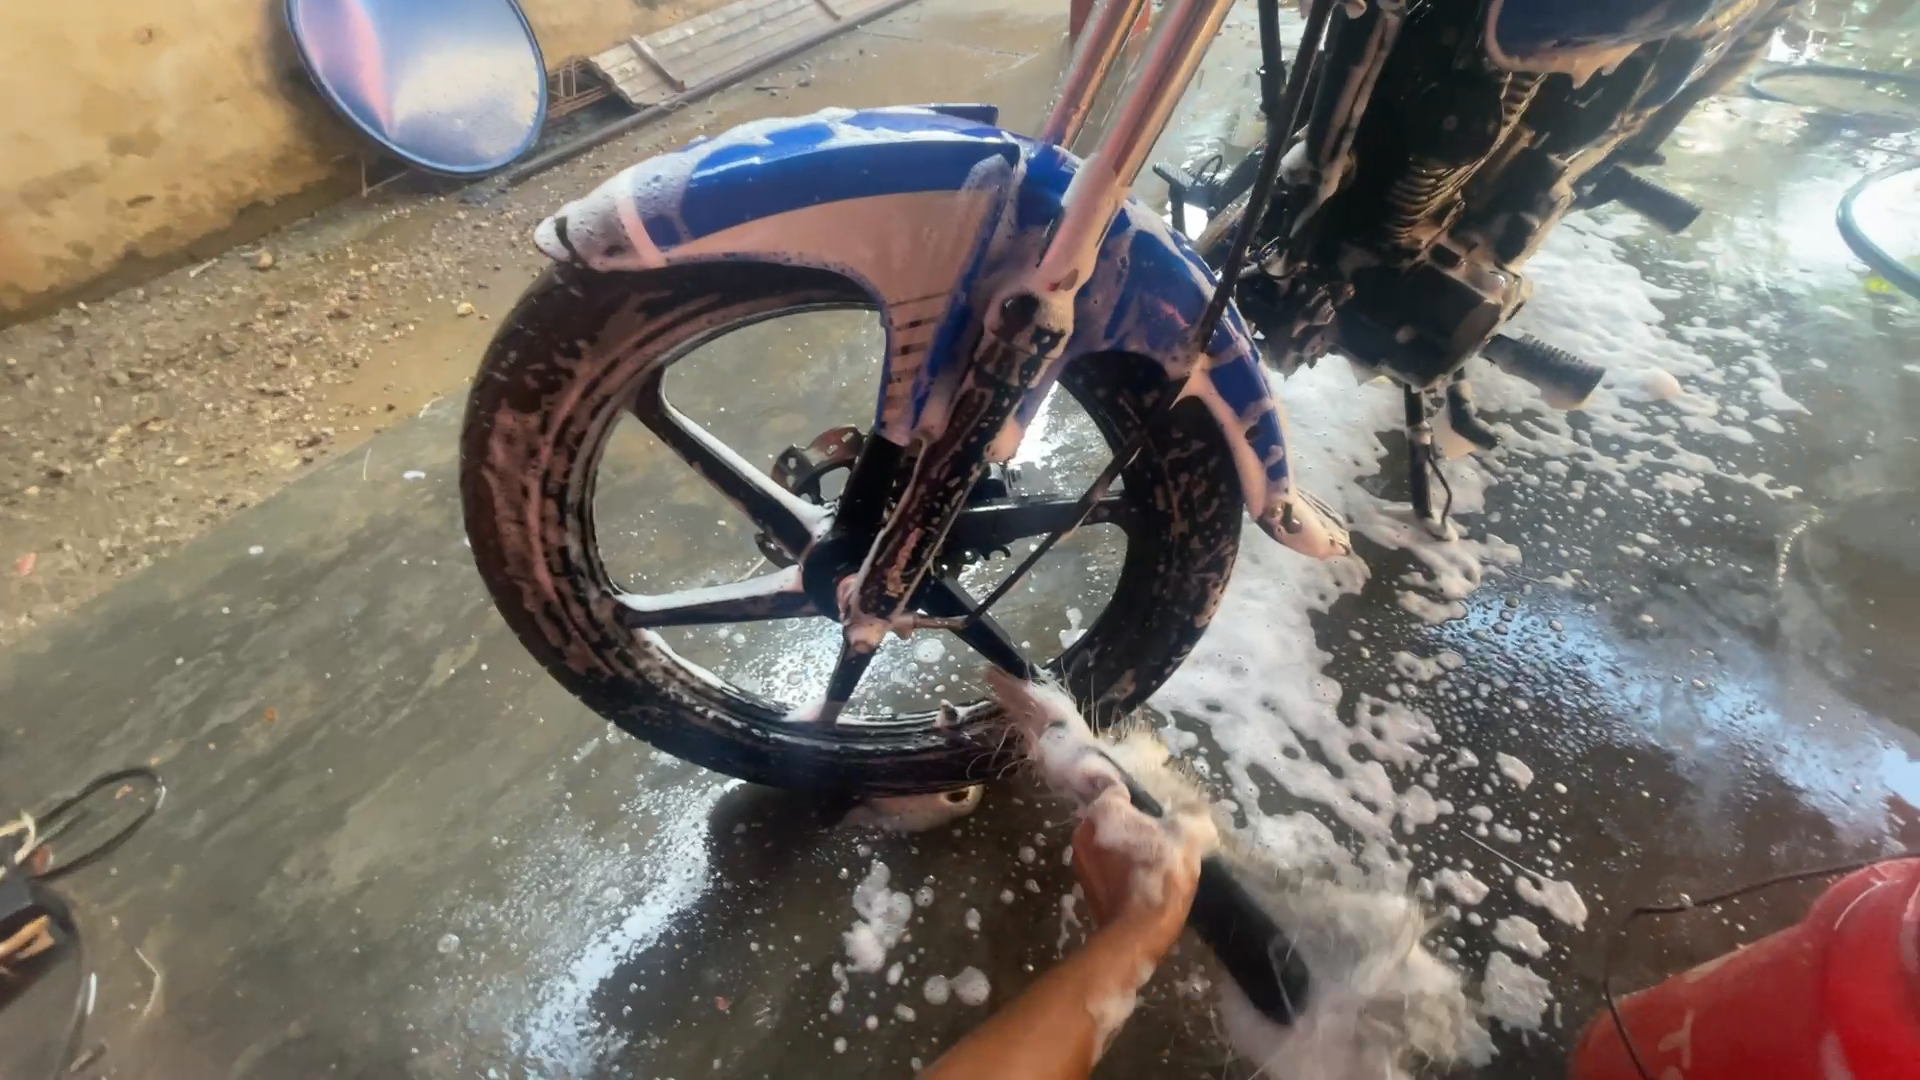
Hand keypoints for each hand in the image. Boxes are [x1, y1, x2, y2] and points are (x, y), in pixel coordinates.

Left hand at [1069, 785, 1206, 957]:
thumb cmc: (1159, 875)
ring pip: (1107, 842)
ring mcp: (1081, 858)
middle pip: (1112, 817)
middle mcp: (1084, 828)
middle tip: (1160, 838)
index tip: (1158, 812)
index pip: (1119, 790)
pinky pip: (1105, 867)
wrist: (1137, 932)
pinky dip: (1119, 869)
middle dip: (1133, 825)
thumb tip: (1195, 809)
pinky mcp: (1085, 885)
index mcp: (1104, 809)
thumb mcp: (1186, 838)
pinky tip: (1140, 881)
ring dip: (1125, 848)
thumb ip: (1191, 816)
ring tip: (1153, 861)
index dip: (1140, 799)